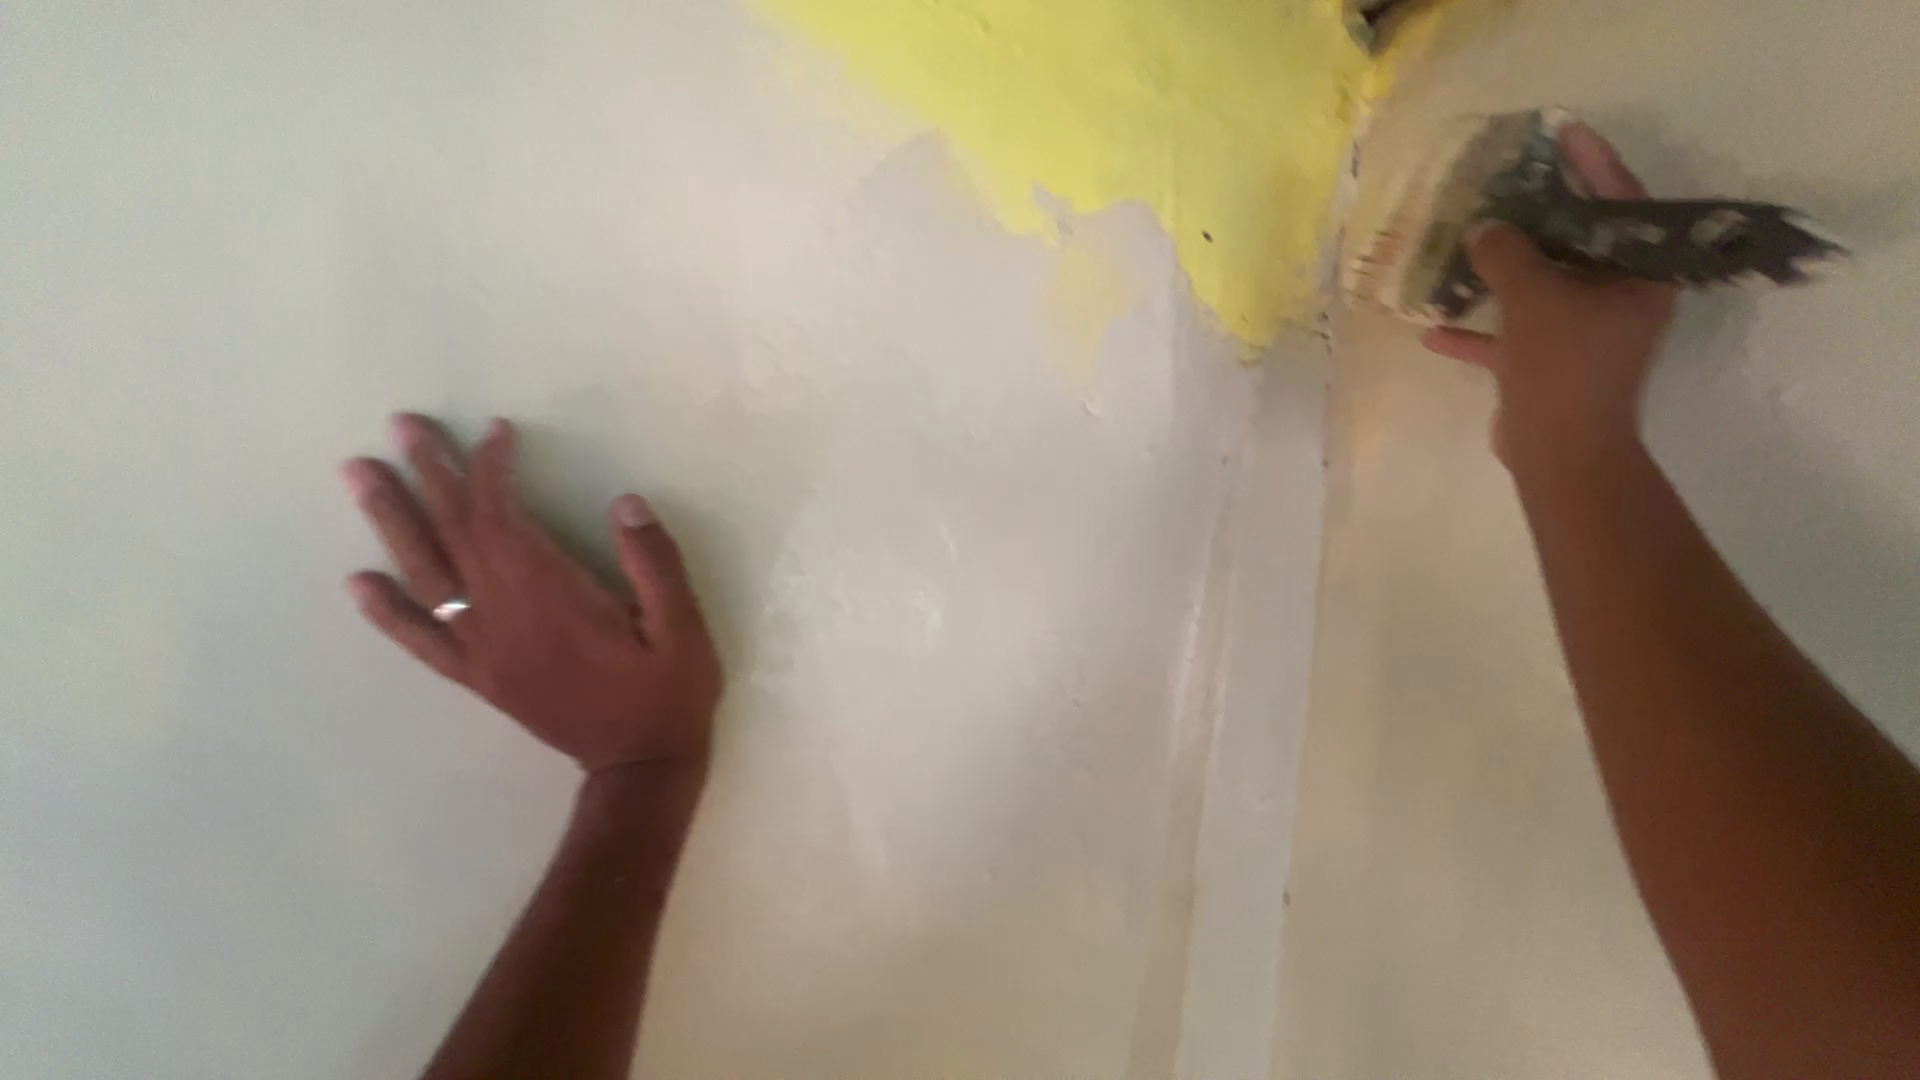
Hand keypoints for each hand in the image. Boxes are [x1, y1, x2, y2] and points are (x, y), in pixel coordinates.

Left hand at [341, 414, 722, 774]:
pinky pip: (423, 640)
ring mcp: (485, 650)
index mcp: (554, 599)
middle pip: (457, 535)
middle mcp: (506, 618)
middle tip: (402, 426)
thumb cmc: (668, 693)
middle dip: (430, 475)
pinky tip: (358, 582)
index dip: (492, 470)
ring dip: (393, 523)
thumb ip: (656, 564)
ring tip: (361, 476)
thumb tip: (624, 503)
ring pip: (428, 577)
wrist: (641, 767)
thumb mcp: (684, 627)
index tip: (496, 431)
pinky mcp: (481, 677)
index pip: (505, 519)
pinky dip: (386, 611)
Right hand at [1422, 122, 1678, 463]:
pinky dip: (1476, 332)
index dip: (1592, 166)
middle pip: (1574, 246)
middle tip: (1503, 190)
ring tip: (1463, 251)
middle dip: (1533, 222)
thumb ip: (1508, 256)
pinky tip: (1433, 328)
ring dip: (1497, 277)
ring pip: (1537, 290)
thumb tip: (1485, 228)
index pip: (1621, 203)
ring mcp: (1581, 334)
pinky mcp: (1545, 364)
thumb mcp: (1534, 300)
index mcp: (1639, 275)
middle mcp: (1617, 298)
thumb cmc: (1563, 365)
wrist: (1558, 449)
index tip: (1562, 133)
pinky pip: (1508, 337)